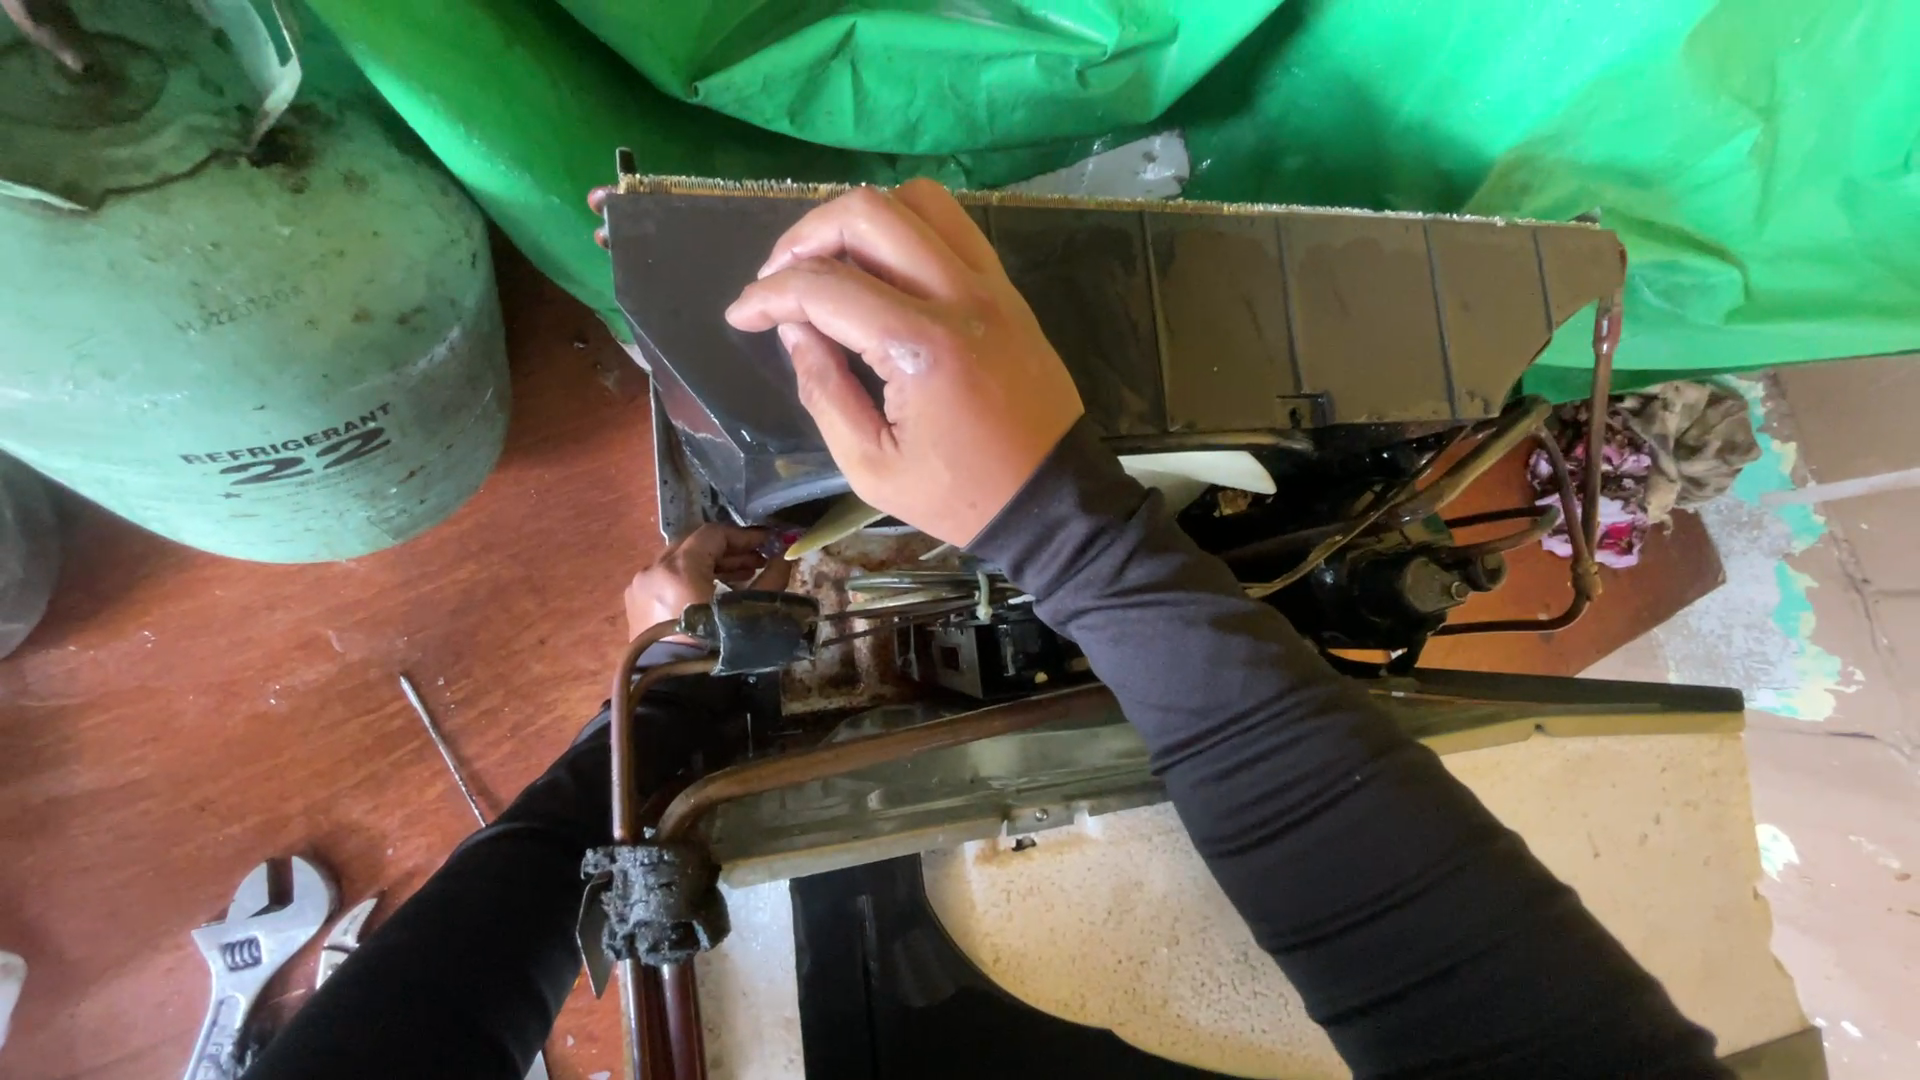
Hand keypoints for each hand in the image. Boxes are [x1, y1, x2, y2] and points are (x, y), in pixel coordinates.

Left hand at [625, 524, 791, 640]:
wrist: (676, 692)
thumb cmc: (716, 648)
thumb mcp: (749, 611)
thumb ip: (771, 579)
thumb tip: (786, 558)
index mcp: (679, 568)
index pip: (713, 534)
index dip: (745, 536)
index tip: (768, 542)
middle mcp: (654, 569)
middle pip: (695, 543)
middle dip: (729, 549)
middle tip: (758, 559)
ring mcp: (641, 586)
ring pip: (680, 559)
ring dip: (711, 563)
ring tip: (743, 575)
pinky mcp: (636, 603)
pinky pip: (667, 577)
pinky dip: (692, 576)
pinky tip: (714, 590)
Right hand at [723, 180, 1084, 545]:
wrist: (1050, 499)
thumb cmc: (959, 497)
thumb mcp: (872, 466)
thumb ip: (823, 390)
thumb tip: (794, 328)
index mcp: (921, 347)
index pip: (825, 288)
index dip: (768, 295)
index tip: (741, 314)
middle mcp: (959, 296)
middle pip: (868, 213)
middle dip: (805, 236)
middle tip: (779, 278)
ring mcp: (992, 286)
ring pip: (918, 202)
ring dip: (860, 220)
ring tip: (831, 264)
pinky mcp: (1009, 292)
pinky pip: (954, 228)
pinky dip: (908, 229)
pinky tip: (884, 270)